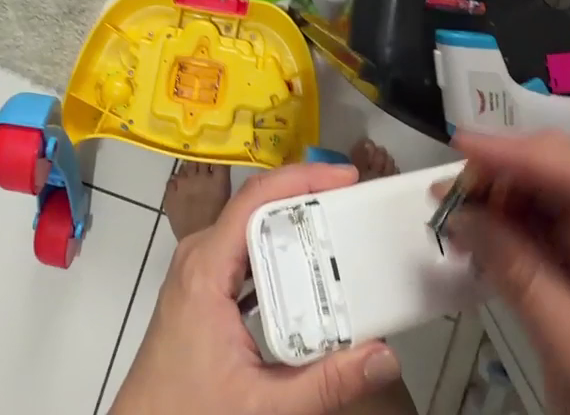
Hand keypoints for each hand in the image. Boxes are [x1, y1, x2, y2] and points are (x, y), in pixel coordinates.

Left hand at [109, 163, 406, 414]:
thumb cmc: (187, 410)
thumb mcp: (262, 406)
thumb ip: (324, 384)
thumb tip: (382, 355)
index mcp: (206, 268)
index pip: (255, 200)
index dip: (301, 178)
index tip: (344, 178)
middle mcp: (199, 257)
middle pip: (257, 207)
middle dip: (306, 197)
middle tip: (354, 202)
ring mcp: (200, 269)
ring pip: (251, 228)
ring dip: (294, 224)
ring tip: (339, 227)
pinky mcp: (204, 286)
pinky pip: (246, 252)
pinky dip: (280, 251)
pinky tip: (309, 270)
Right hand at [443, 132, 569, 414]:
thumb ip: (523, 281)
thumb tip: (462, 215)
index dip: (522, 155)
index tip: (462, 147)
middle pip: (561, 178)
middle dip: (501, 172)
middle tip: (447, 192)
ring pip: (541, 196)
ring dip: (493, 197)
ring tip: (450, 215)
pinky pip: (534, 227)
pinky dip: (497, 223)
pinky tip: (471, 235)